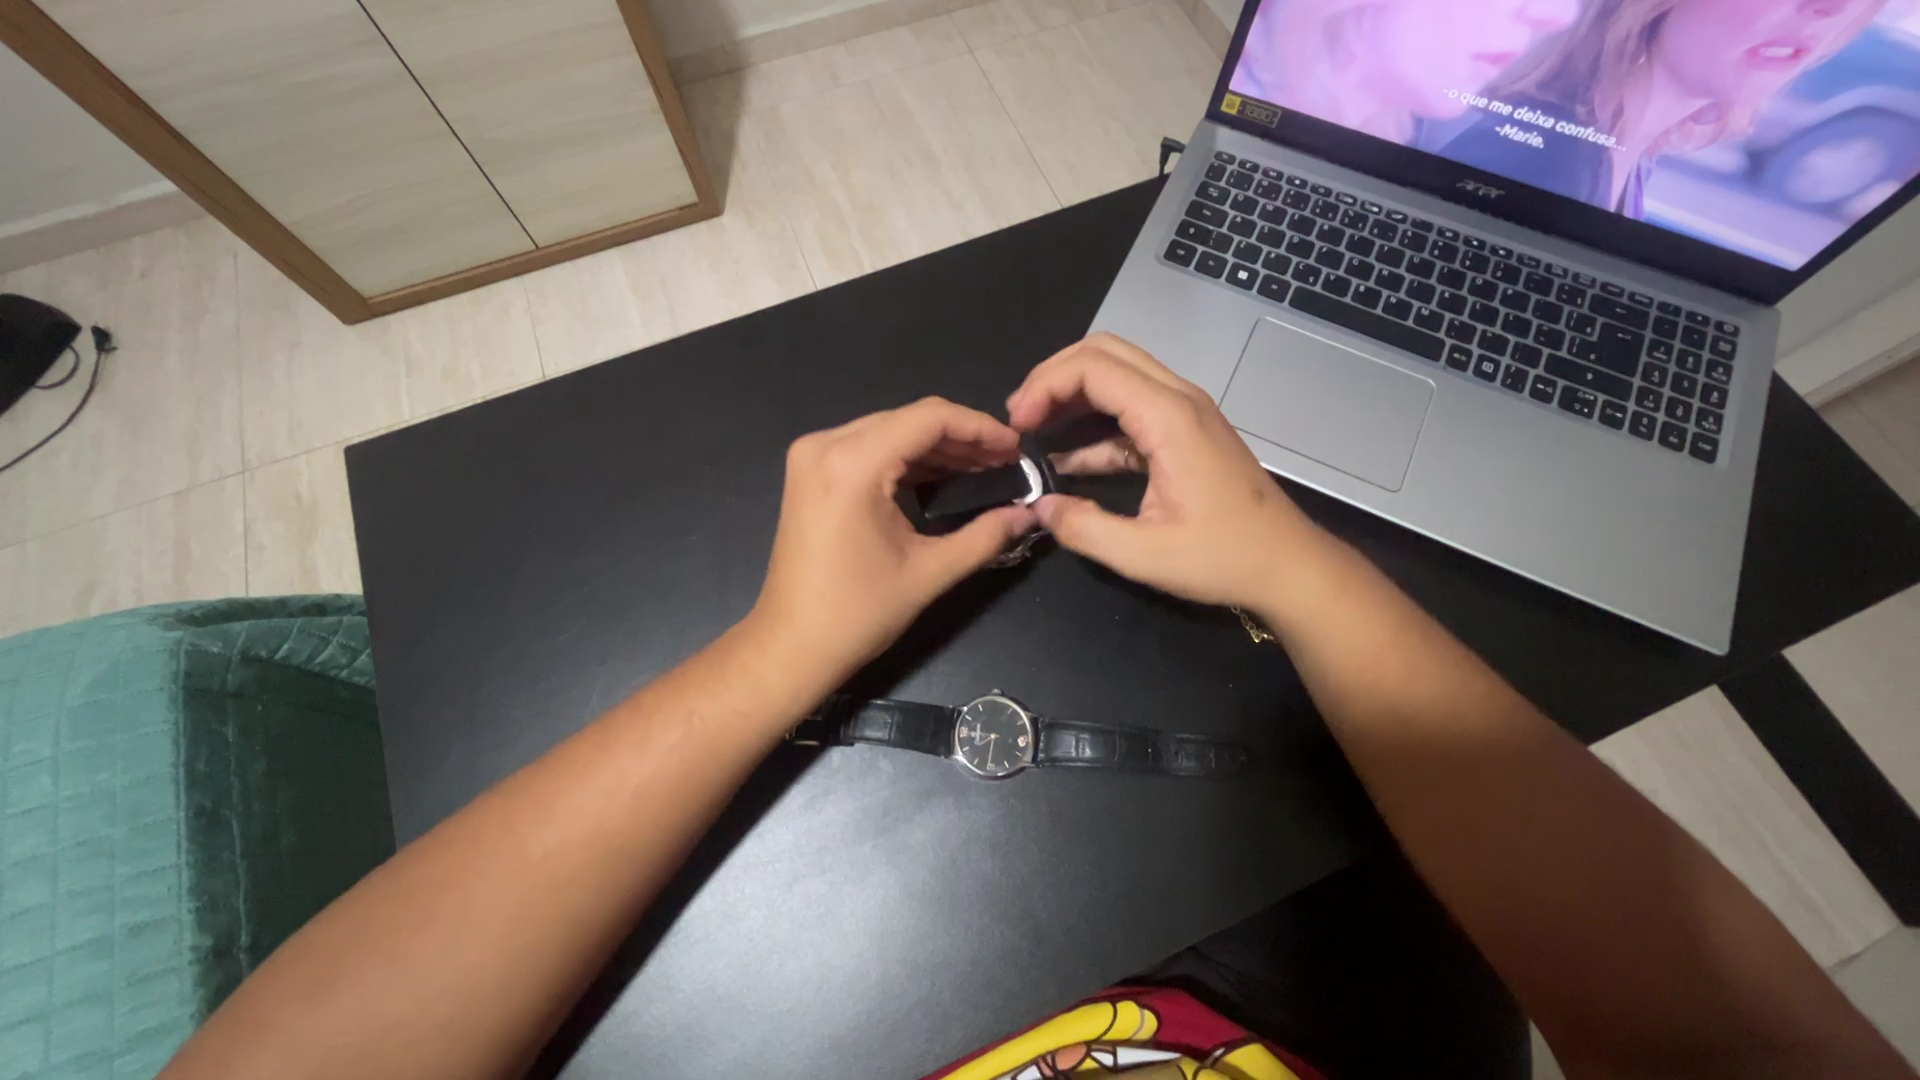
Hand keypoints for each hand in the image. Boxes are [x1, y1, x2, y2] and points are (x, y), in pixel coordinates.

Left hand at [748, 397, 1036, 686]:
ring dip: (937, 447)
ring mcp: (813, 456)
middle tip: (1007, 460)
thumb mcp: (929, 572)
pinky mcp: (812, 473)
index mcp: (852, 463)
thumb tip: (1030, 514)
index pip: (928, 418)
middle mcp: (826, 445)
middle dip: (962, 437)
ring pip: (890, 430)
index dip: (979, 427)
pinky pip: (869, 448)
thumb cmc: (857, 613)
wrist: (792, 645)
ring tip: (985, 468)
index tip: (1016, 446)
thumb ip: (984, 536)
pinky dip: (907, 458)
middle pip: (909, 419)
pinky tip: (945, 475)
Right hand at [1006, 334, 1337, 611]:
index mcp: (1169, 418)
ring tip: (1033, 430)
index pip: (1093, 368)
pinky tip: (1066, 459)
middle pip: (1104, 353)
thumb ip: (1083, 528)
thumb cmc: (1224, 558)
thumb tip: (1040, 507)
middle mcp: (1179, 399)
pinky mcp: (1185, 432)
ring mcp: (1185, 412)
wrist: (1289, 564)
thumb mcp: (1144, 554)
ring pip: (1118, 373)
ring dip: (1072, 393)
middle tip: (1019, 419)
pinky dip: (1093, 423)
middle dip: (1053, 377)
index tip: (1016, 427)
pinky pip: (1130, 408)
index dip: (1044, 387)